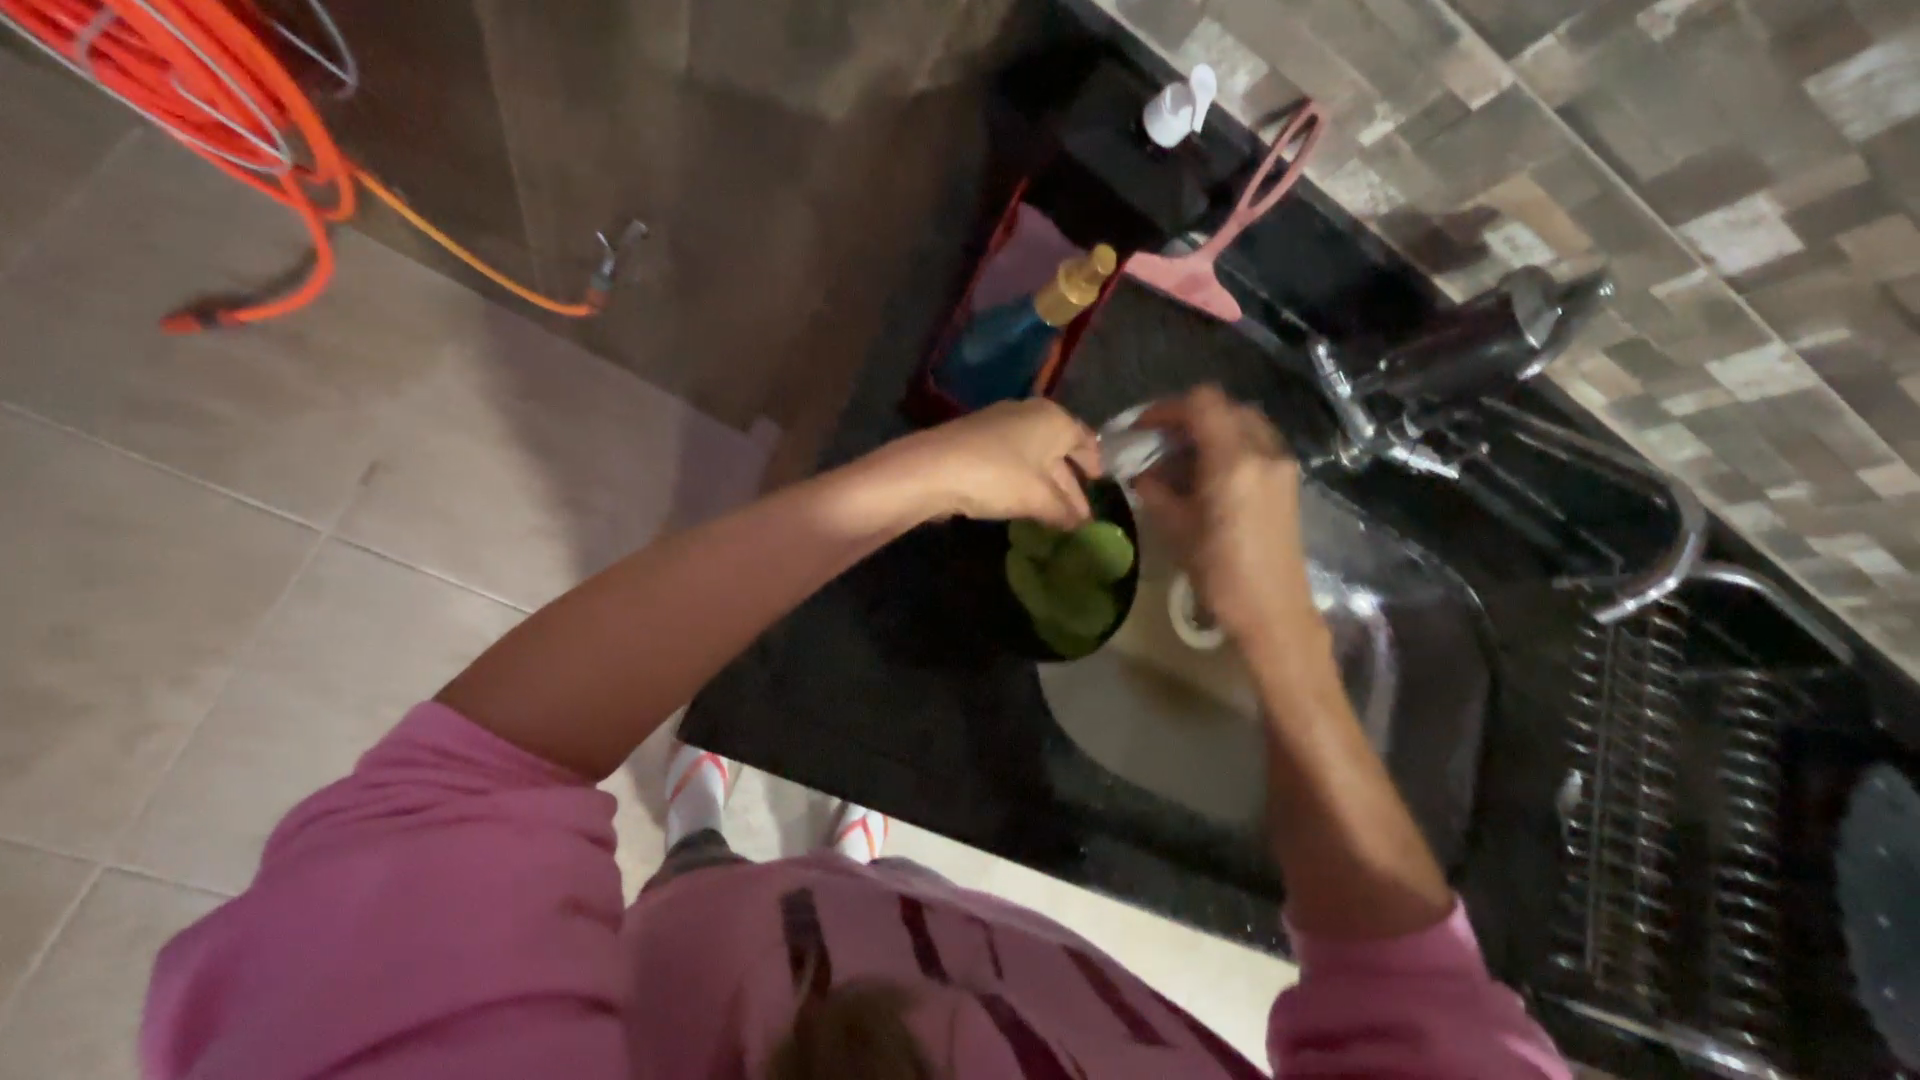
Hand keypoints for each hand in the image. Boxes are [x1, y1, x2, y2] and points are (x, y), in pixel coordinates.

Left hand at [887, 399, 1101, 528]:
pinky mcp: (977, 440)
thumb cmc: (998, 476)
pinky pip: (1013, 461)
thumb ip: (1064, 511)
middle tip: (1079, 516)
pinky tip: (1023, 503)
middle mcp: (1030, 414)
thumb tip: (1080, 525)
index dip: (1094, 464)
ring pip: (1035, 458)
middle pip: (1060, 452)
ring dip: (1046, 486)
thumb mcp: (1038, 498)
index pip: (1085, 441)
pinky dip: (1023, 481)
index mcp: (1054, 419)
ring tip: (1055, 516)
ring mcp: (1000, 425)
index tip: (1099, 484)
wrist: (932, 469)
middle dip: (1070, 485)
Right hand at [1131, 385, 1323, 654]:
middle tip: (1160, 444)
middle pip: (1224, 407)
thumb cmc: (1220, 572)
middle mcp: (1264, 451)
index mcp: (1234, 460)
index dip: (1166, 409)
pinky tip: (1208, 477)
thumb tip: (1142, 474)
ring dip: (1210, 431)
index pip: (1201, 404)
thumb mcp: (1176, 529)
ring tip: (1182, 462)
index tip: (1142, 430)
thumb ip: (1156, 490)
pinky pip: (1256, 443)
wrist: (1273, 611)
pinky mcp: (1288, 480)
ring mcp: (1281, 464)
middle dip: (1188, 418)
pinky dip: (1229, 446)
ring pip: (1243, 423)